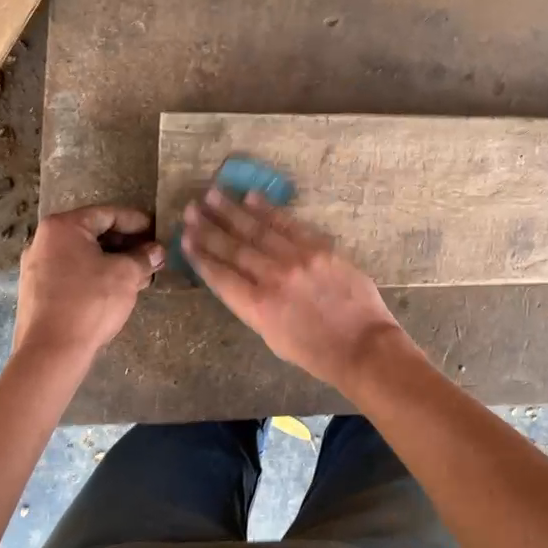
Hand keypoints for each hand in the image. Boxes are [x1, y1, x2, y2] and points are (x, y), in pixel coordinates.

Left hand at [14, 204, 160, 361]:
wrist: (50, 352)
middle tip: (152, 255)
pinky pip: (72, 273)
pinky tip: (117, 289)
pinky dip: (96, 275)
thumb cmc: (90, 302)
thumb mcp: (126, 274)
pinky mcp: (37, 291)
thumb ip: (144, 257)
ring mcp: (37, 267)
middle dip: (127, 244)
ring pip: (84, 255)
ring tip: (141, 274)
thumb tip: (157, 251)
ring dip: (113, 261)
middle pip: (94, 234)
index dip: (138, 222)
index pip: (108, 214)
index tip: (158, 232)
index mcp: (62, 227)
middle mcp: (44, 241)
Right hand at [182, 190, 410, 387]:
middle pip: (234, 248)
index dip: (200, 255)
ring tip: (212, 195)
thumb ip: (254, 306)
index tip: (185, 238)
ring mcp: (297, 259)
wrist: (363, 345)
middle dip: (208, 228)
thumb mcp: (273, 337)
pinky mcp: (320, 248)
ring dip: (232, 211)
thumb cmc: (316, 353)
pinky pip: (288, 224)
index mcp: (257, 307)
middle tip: (190, 209)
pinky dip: (268, 210)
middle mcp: (272, 278)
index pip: (220, 276)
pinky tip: (251, 198)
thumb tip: (240, 280)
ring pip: (257, 230)